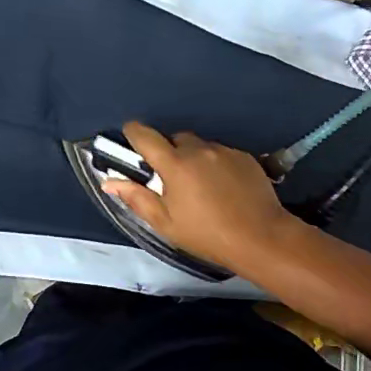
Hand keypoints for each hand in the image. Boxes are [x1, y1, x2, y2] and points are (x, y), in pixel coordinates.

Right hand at [99, 121, 300, 271]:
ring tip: (200, 186)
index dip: (134, 133)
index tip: (129, 136)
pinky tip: (222, 188)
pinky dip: (216, 164)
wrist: (260, 236)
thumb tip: (110, 181)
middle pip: (176, 139)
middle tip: (170, 177)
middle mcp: (200, 150)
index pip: (146, 136)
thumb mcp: (165, 223)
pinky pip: (222, 154)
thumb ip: (137, 198)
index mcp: (175, 164)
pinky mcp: (246, 157)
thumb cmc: (207, 234)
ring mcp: (225, 151)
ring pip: (201, 146)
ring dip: (194, 158)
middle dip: (169, 151)